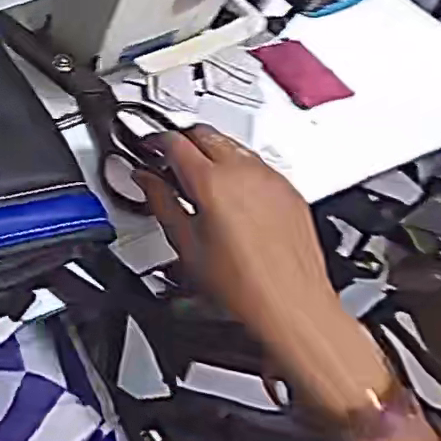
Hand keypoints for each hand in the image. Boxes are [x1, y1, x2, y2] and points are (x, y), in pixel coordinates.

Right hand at [136, 124, 329, 333]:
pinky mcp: (289, 190)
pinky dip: (236, 166)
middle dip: (181, 140)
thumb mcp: (184, 242)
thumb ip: (159, 200)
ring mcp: (269, 179)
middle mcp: (243, 172)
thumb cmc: (243, 286)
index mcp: (211, 181)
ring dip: (210, 149)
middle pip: (203, 132)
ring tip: (198, 175)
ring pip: (231, 143)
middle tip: (168, 158)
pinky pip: (256, 163)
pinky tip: (230, 191)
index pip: (174, 141)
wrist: (294, 307)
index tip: (148, 149)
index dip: (154, 141)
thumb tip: (146, 180)